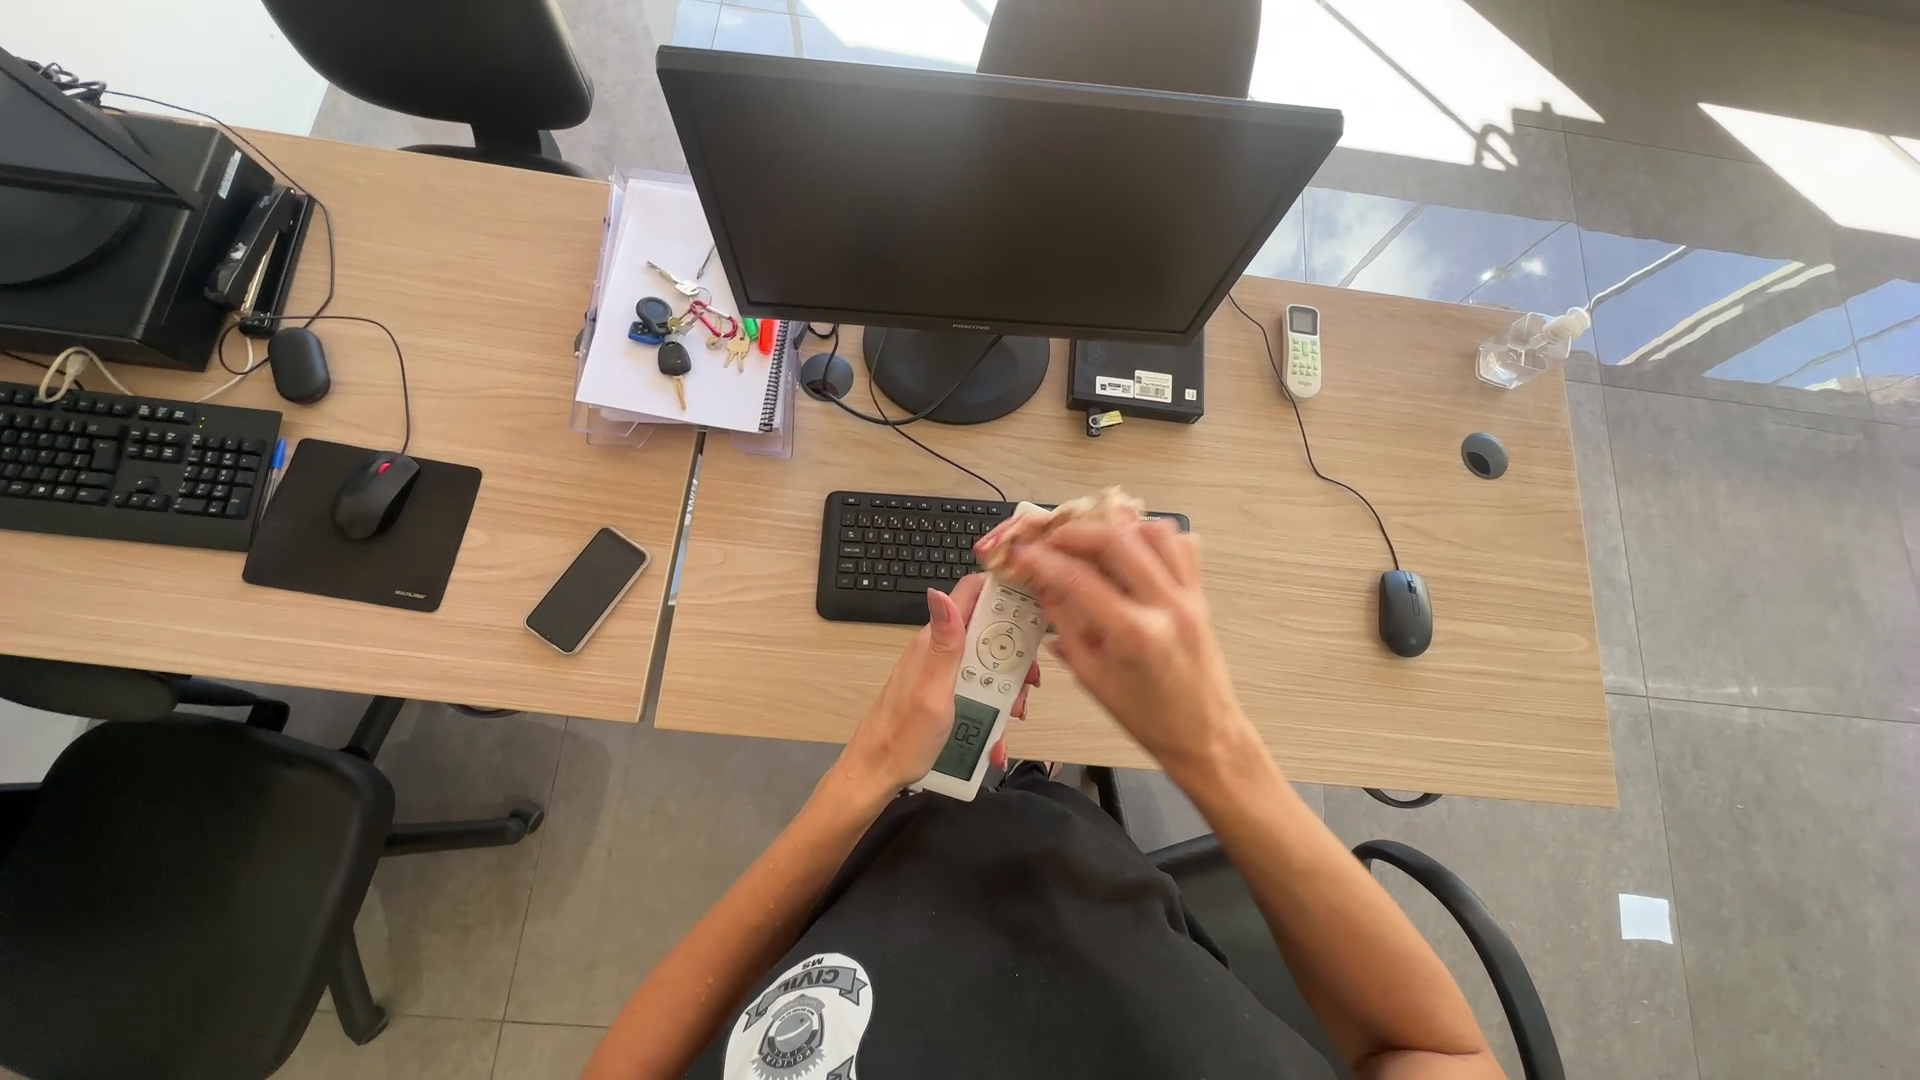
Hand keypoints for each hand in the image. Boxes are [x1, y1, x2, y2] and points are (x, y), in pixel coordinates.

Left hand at [837, 574, 1039, 795]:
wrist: (879, 772)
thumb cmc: (903, 738)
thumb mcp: (932, 692)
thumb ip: (945, 644)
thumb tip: (941, 593)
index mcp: (936, 641)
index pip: (972, 594)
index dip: (1004, 591)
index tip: (1034, 605)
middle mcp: (940, 650)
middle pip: (990, 632)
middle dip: (1015, 653)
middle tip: (1027, 681)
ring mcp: (944, 672)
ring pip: (989, 664)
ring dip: (1007, 686)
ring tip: (1013, 712)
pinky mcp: (946, 692)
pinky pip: (979, 690)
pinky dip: (993, 708)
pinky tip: (995, 732)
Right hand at [984, 518, 1253, 776]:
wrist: (1205, 735)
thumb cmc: (1148, 718)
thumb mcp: (1092, 677)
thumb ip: (1065, 627)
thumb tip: (1042, 587)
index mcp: (1133, 634)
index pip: (1078, 579)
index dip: (1043, 561)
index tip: (1023, 552)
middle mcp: (1165, 606)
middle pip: (1117, 540)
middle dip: (1076, 532)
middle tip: (1052, 539)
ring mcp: (1189, 596)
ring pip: (1154, 532)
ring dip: (1117, 527)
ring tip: (1092, 540)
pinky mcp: (1200, 595)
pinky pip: (1182, 546)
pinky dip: (1154, 536)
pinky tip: (1132, 548)